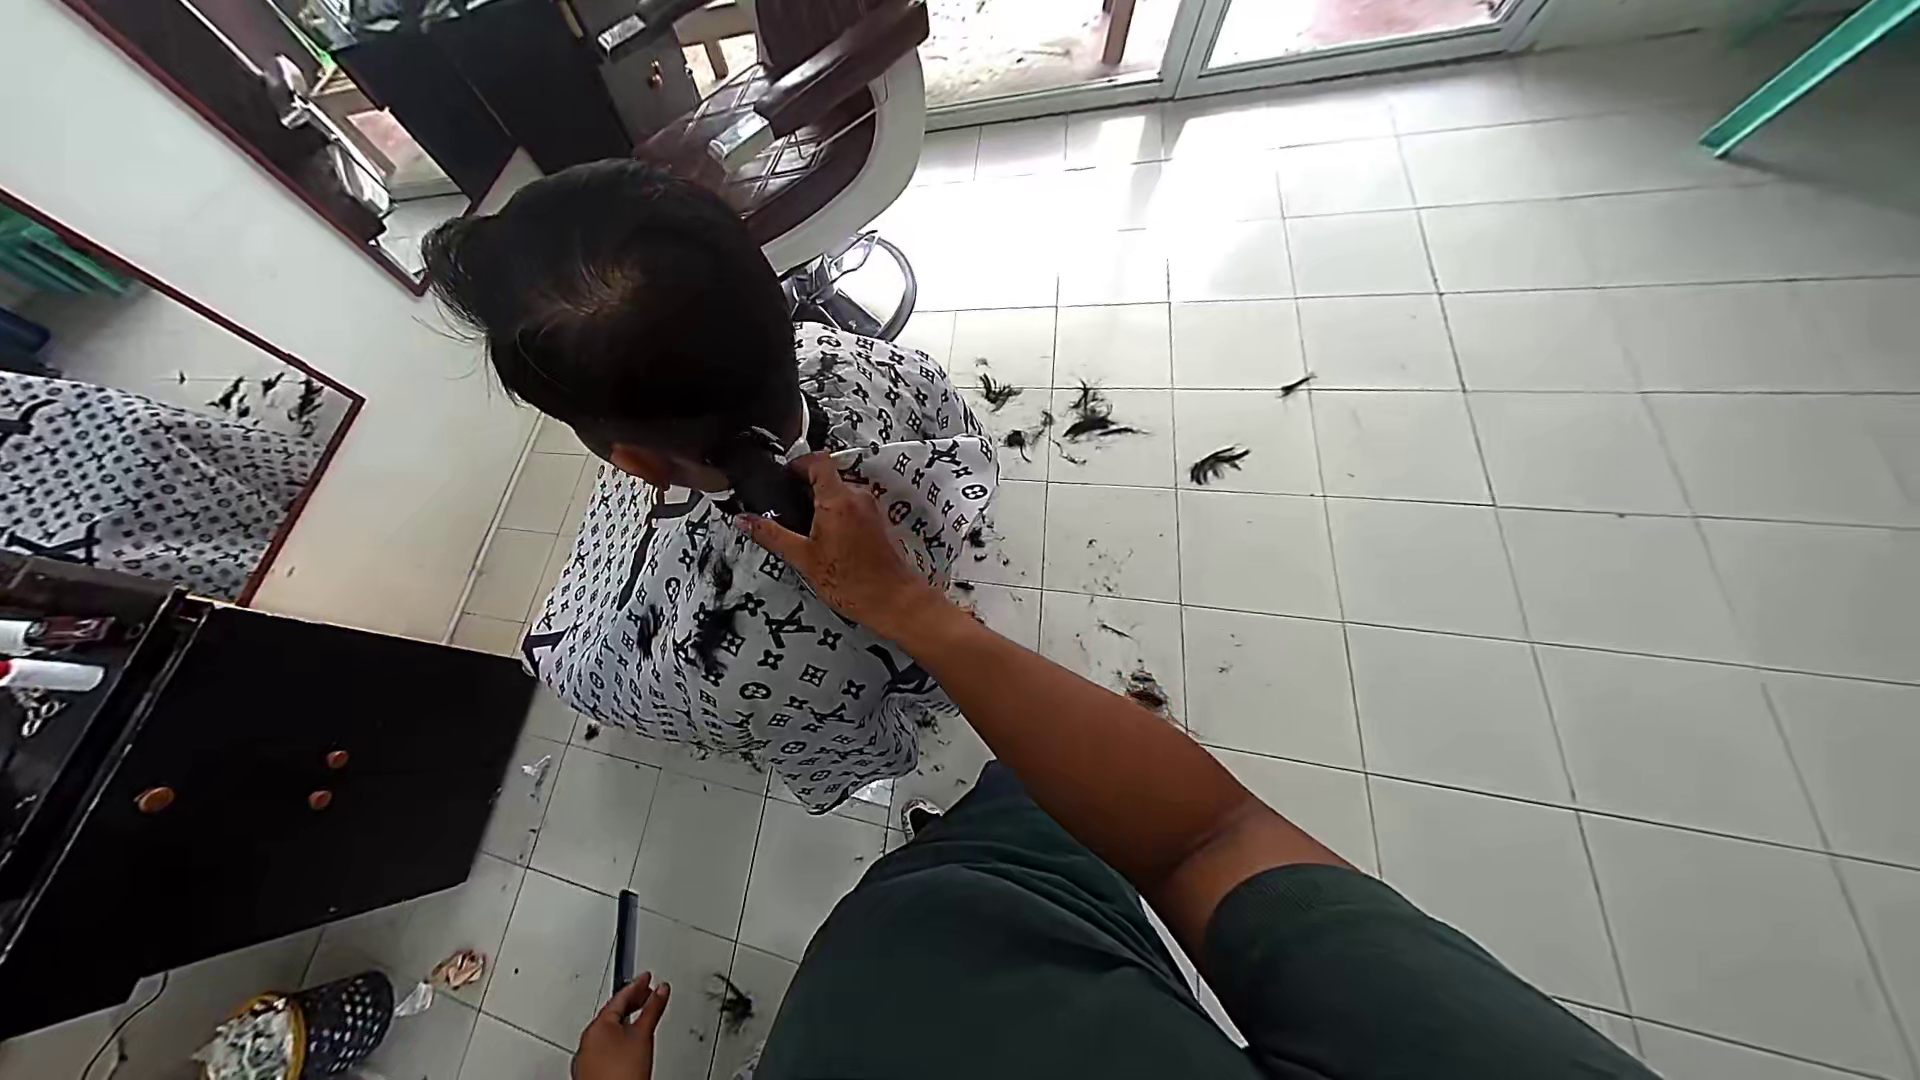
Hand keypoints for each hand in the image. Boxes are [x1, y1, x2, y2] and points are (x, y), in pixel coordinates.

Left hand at [574, 974, 668, 1079]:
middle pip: (614, 1012)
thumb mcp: (643, 1034)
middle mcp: (588, 1041)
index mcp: (597, 1027)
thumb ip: (653, 1007)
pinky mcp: (590, 1072)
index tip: (647, 977)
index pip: (620, 997)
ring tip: (643, 1014)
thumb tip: (661, 989)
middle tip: (648, 992)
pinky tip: (631, 1040)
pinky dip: (620, 1036)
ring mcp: (587, 1058)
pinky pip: (606, 1045)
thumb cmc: (621, 1074)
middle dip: (633, 1001)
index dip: (637, 984)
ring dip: (627, 1019)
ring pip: (609, 1030)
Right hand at [734, 452, 949, 640]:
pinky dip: (839, 514)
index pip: (817, 460)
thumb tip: (747, 520)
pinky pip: (855, 506)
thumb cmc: (855, 583)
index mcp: (839, 500)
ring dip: (823, 503)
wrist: (892, 600)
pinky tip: (829, 540)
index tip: (784, 477)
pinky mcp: (880, 521)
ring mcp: (872, 508)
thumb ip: (772, 534)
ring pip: (842, 492)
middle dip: (807, 488)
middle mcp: (859, 498)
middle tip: (789, 508)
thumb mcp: (803, 558)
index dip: (797, 464)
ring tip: (807, 529)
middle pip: (829, 476)